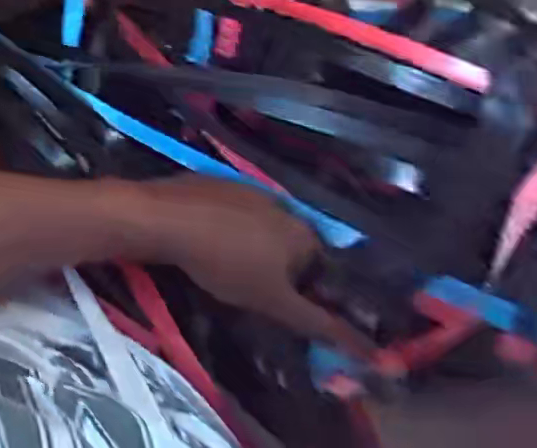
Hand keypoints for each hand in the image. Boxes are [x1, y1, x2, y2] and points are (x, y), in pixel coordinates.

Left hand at [142, 176, 373, 357]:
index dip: (305, 287)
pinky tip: (199, 236)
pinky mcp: (201, 178)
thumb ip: (325, 326)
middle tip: (250, 281)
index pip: (321, 264)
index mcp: (302, 228)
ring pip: (252, 221)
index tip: (281, 300)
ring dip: (245, 241)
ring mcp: (235, 184)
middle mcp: (275, 200)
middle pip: (286, 240)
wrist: (156, 217)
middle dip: (276, 262)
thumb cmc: (222, 261)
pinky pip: (220, 207)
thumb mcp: (277, 303)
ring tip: (222, 260)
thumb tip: (380, 357)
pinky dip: (216, 222)